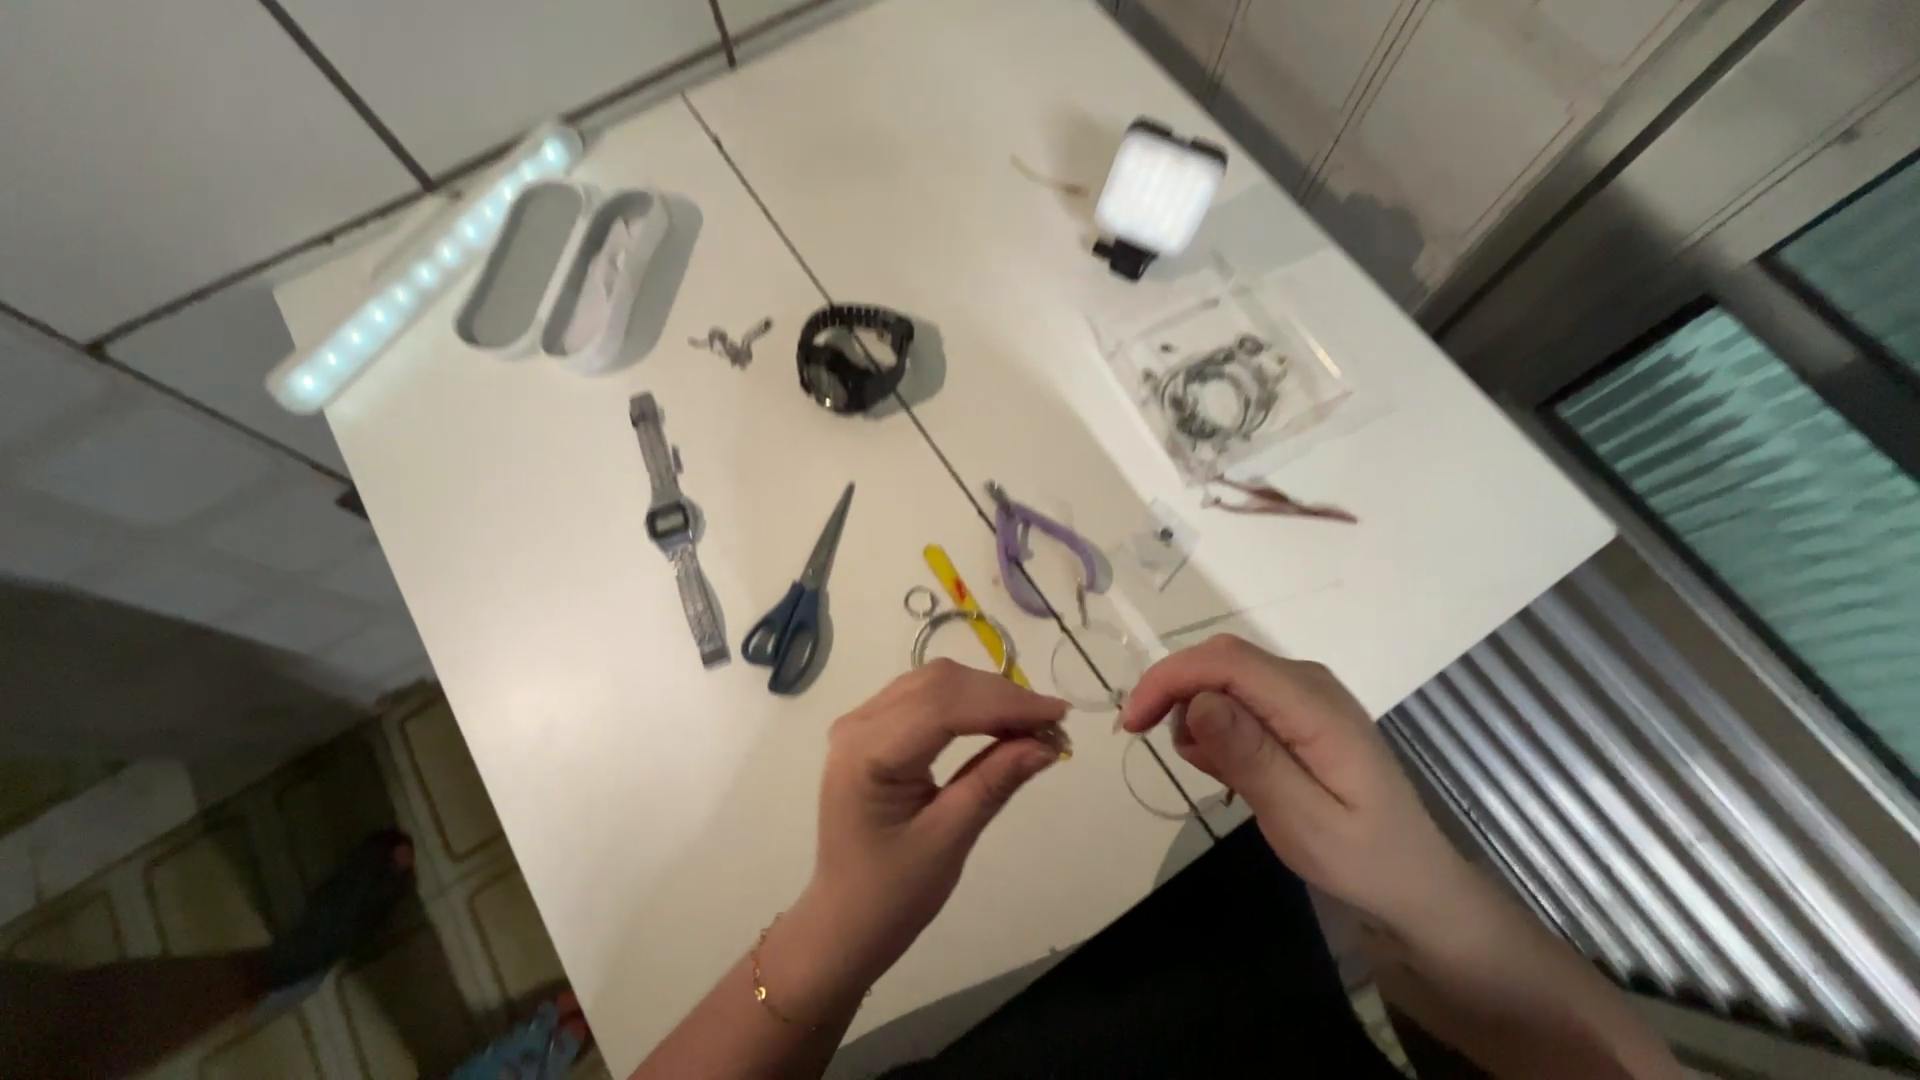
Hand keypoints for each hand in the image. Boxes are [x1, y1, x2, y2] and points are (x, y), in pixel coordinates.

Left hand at [803, 660, 1068, 982]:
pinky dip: (968, 702)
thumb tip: (1047, 745)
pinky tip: (999, 722)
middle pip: (939, 684)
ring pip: (934, 682)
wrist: (845, 919)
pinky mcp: (872, 729)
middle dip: (1001, 696)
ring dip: (987, 695)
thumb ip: (993, 783)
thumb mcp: (948, 841)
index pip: (943, 706)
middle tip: (1052, 725)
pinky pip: (925, 696)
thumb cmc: (892, 893)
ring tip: (1033, 725)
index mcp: (866, 754)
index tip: (1057, 715)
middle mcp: (857, 724)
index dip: (1004, 704)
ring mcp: (861, 722)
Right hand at [1119, 635, 1469, 933]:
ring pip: (1225, 674)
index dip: (1170, 678)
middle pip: (1221, 658)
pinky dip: (1215, 722)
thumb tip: (1197, 701)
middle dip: (1173, 689)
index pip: (1227, 662)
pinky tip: (1224, 764)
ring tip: (1207, 768)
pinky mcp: (1298, 709)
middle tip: (1145, 738)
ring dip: (1194, 710)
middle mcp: (1309, 683)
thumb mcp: (1303, 820)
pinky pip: (1240, 695)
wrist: (1413, 878)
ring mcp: (1305, 693)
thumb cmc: (1361, 858)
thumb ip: (1252, 758)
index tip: (1131, 723)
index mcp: (1315, 706)